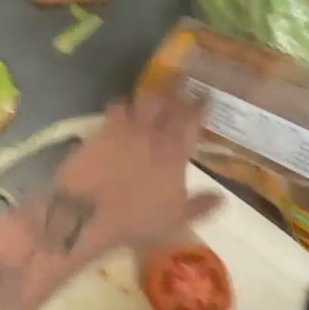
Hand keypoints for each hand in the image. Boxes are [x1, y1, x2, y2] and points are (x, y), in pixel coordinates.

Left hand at [49, 94, 220, 255]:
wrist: (86, 213)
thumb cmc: (136, 219)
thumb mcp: (175, 219)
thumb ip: (200, 205)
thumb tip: (222, 198)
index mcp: (172, 151)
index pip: (189, 118)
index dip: (198, 105)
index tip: (204, 97)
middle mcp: (146, 134)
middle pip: (161, 102)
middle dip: (170, 94)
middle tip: (176, 90)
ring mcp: (117, 131)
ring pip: (132, 102)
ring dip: (140, 100)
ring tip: (145, 101)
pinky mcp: (94, 134)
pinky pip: (108, 113)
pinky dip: (116, 111)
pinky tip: (116, 115)